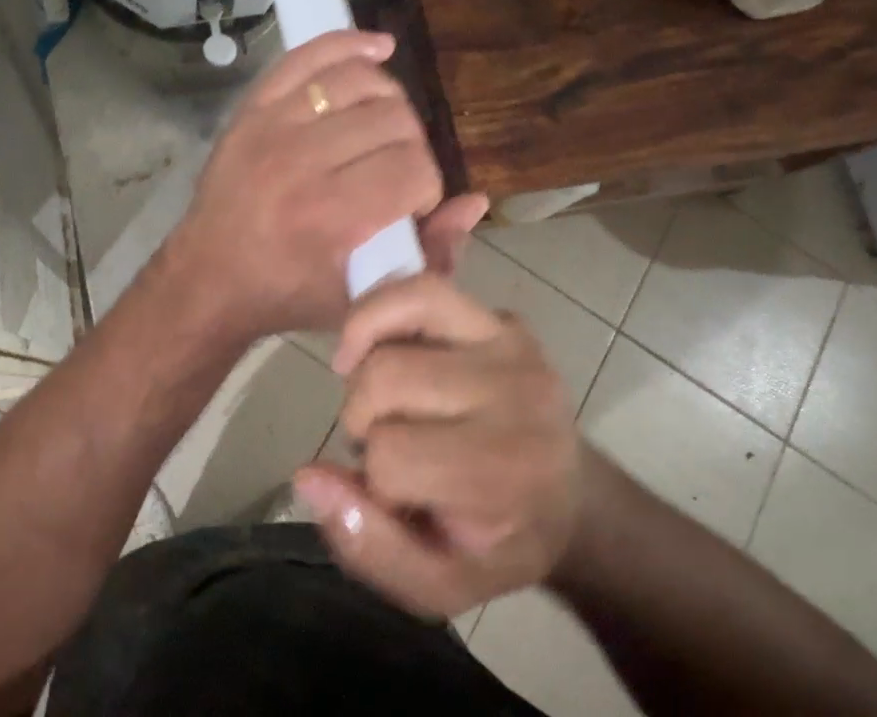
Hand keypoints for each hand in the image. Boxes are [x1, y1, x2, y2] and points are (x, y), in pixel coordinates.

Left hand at [163, 30, 485, 341]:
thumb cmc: (289, 295)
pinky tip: (379, 50)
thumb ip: (428, 257)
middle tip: (396, 172)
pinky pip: (309, 57)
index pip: (413, 168)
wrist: (210, 278)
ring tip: (385, 131)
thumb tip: (475, 201)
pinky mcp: (253, 108)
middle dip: (412, 147)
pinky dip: (349, 46)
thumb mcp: (363, 298)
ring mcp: (271, 128)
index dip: (427, 186)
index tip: (411, 206)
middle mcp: (299, 163)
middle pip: (393, 121)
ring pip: (360, 82)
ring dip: (389, 102)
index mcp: (328, 216)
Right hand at [293, 274, 592, 617]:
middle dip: (363, 423)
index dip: (377, 486)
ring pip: (390, 335)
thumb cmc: (497, 544)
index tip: (401, 501)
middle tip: (387, 448)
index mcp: (504, 472)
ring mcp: (511, 349)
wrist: (570, 502)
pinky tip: (365, 348)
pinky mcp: (502, 321)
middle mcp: (515, 398)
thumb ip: (369, 548)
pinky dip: (375, 314)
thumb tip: (306, 477)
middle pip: (381, 383)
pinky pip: (421, 290)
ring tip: (382, 400)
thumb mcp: (439, 585)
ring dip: (364, 374)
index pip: (389, 459)